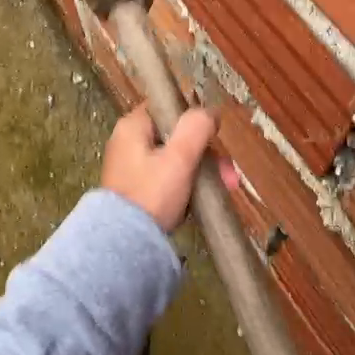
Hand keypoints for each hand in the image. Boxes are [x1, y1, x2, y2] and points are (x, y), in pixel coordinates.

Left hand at [101, 105, 219, 230]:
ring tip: (225, 190)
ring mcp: (131, 168)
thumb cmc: (152, 194)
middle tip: (229, 176)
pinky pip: (166, 179)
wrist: (125, 246)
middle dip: (207, 155)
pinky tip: (201, 201)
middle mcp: (128, 142)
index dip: (194, 120)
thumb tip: (210, 111)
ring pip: (174, 160)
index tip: (215, 139)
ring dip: (201, 171)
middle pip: (175, 137)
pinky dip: (185, 186)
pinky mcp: (135, 191)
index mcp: (133, 126)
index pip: (168, 108)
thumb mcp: (179, 157)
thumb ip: (196, 128)